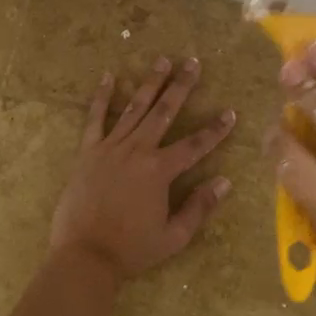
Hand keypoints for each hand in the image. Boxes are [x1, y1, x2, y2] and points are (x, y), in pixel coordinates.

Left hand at [48, 57, 237, 280]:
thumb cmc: (131, 250)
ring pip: (135, 108)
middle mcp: (138, 150)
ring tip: (162, 60)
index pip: (195, 145)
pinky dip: (102, 96)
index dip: (215, 129)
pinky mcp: (88, 151)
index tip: (230, 112)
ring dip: (150, 83)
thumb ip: (199, 207)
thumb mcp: (174, 236)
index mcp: (160, 171)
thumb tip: (224, 182)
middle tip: (193, 62)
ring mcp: (110, 147)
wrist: (84, 255)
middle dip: (181, 86)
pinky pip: (95, 118)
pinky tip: (108, 76)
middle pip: (164, 112)